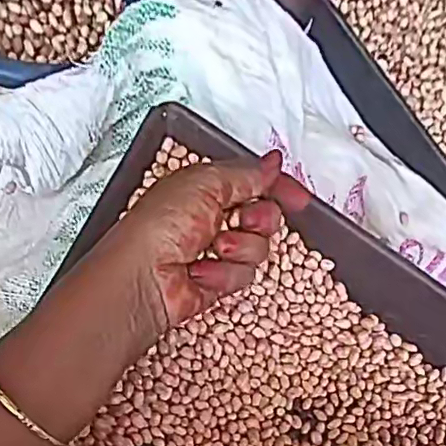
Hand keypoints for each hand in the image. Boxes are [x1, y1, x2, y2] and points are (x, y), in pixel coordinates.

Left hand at [97, 149, 309, 333]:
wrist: (146, 277)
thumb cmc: (161, 227)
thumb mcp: (207, 183)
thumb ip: (246, 174)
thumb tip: (272, 163)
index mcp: (208, 188)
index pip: (255, 184)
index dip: (279, 189)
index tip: (298, 198)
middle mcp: (215, 219)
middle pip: (265, 218)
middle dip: (259, 220)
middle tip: (241, 221)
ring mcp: (218, 253)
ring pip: (258, 250)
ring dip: (240, 249)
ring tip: (214, 249)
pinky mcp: (218, 281)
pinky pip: (244, 276)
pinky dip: (225, 275)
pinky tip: (201, 273)